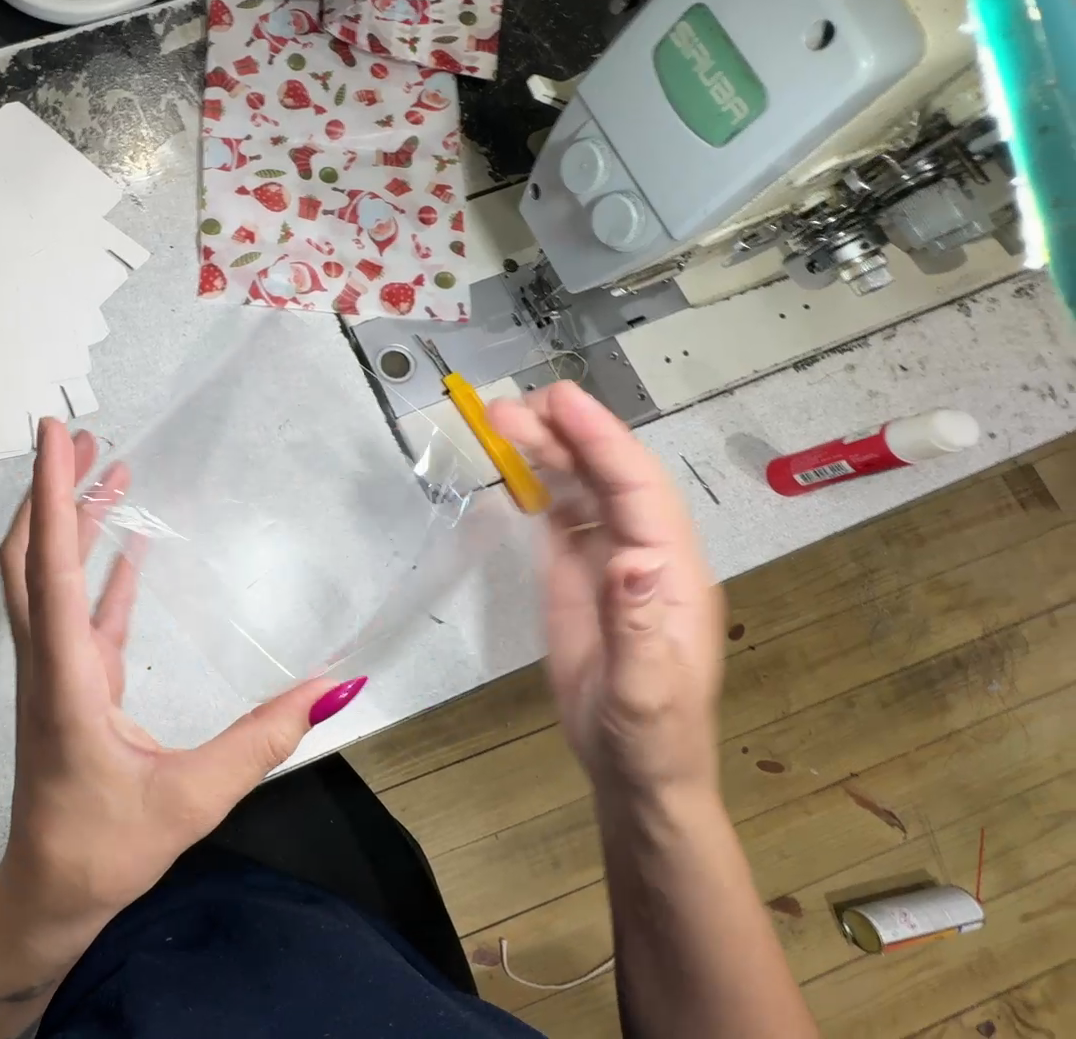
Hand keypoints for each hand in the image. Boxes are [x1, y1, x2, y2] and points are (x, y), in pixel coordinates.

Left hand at [0, 419, 356, 952]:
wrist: (50, 893)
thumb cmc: (106, 848)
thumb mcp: (192, 797)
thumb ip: (262, 740)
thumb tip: (337, 687)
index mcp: (64, 675)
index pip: (50, 564)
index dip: (51, 492)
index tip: (50, 432)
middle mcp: (48, 659)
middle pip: (31, 555)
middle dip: (52, 489)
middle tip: (84, 435)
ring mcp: (56, 670)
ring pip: (49, 578)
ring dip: (72, 522)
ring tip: (109, 471)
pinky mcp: (72, 685)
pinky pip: (81, 613)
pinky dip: (99, 573)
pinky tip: (129, 549)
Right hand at [486, 382, 725, 797]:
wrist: (635, 769)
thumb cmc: (648, 738)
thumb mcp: (646, 694)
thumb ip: (639, 627)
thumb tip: (633, 559)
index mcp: (671, 574)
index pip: (637, 491)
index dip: (601, 442)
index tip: (558, 402)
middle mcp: (645, 556)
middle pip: (609, 479)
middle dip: (564, 436)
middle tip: (506, 407)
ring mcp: (612, 565)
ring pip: (584, 492)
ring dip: (547, 453)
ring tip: (500, 423)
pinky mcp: (582, 580)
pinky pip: (565, 520)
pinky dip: (542, 487)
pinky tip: (516, 469)